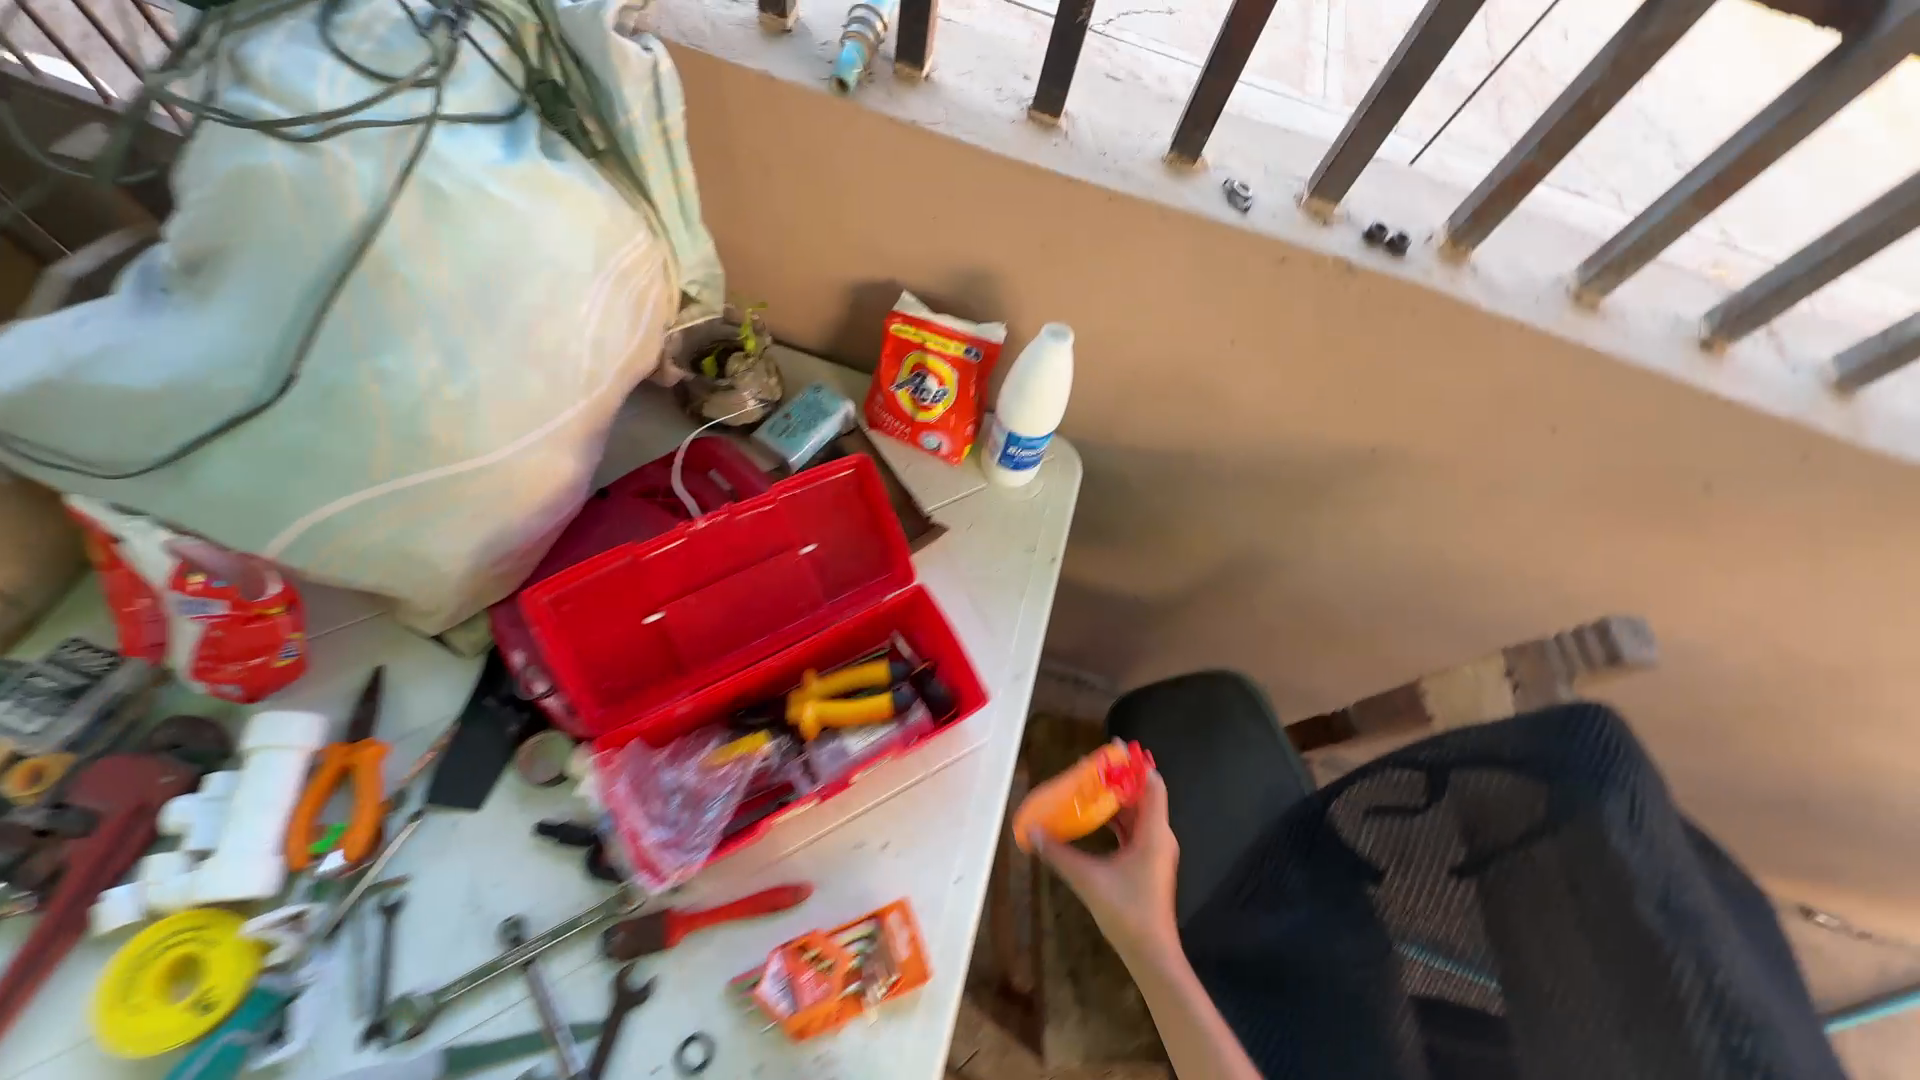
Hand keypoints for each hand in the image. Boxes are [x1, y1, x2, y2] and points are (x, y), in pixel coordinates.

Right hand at [1028, 770, 1178, 959]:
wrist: (1151, 954)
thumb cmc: (1127, 911)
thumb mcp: (1087, 879)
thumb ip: (1059, 854)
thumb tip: (1032, 832)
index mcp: (1154, 832)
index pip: (1152, 785)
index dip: (1134, 765)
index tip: (1112, 750)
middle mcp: (1159, 836)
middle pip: (1142, 796)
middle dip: (1117, 780)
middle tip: (1089, 767)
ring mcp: (1155, 852)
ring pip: (1137, 815)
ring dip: (1115, 800)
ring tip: (1088, 787)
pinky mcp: (1148, 865)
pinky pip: (1133, 831)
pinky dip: (1116, 820)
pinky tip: (1094, 819)